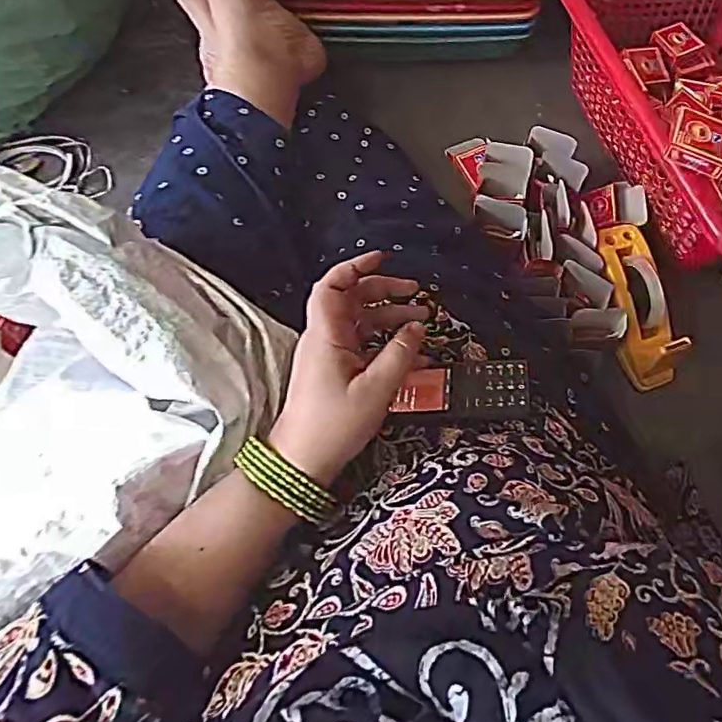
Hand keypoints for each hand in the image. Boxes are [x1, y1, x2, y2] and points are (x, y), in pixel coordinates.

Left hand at [267, 252, 427, 483]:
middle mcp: (325, 339)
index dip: (355, 266)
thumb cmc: (333, 426)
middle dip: (385, 289)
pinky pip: (363, 343)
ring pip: (361, 321)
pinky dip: (386, 341)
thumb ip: (400, 354)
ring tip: (421, 319)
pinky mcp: (336, 370)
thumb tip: (417, 327)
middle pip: (352, 299)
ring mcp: (329, 355)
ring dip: (390, 315)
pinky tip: (411, 351)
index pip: (332, 286)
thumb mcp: (376, 389)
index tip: (383, 258)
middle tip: (416, 291)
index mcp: (327, 336)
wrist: (300, 463)